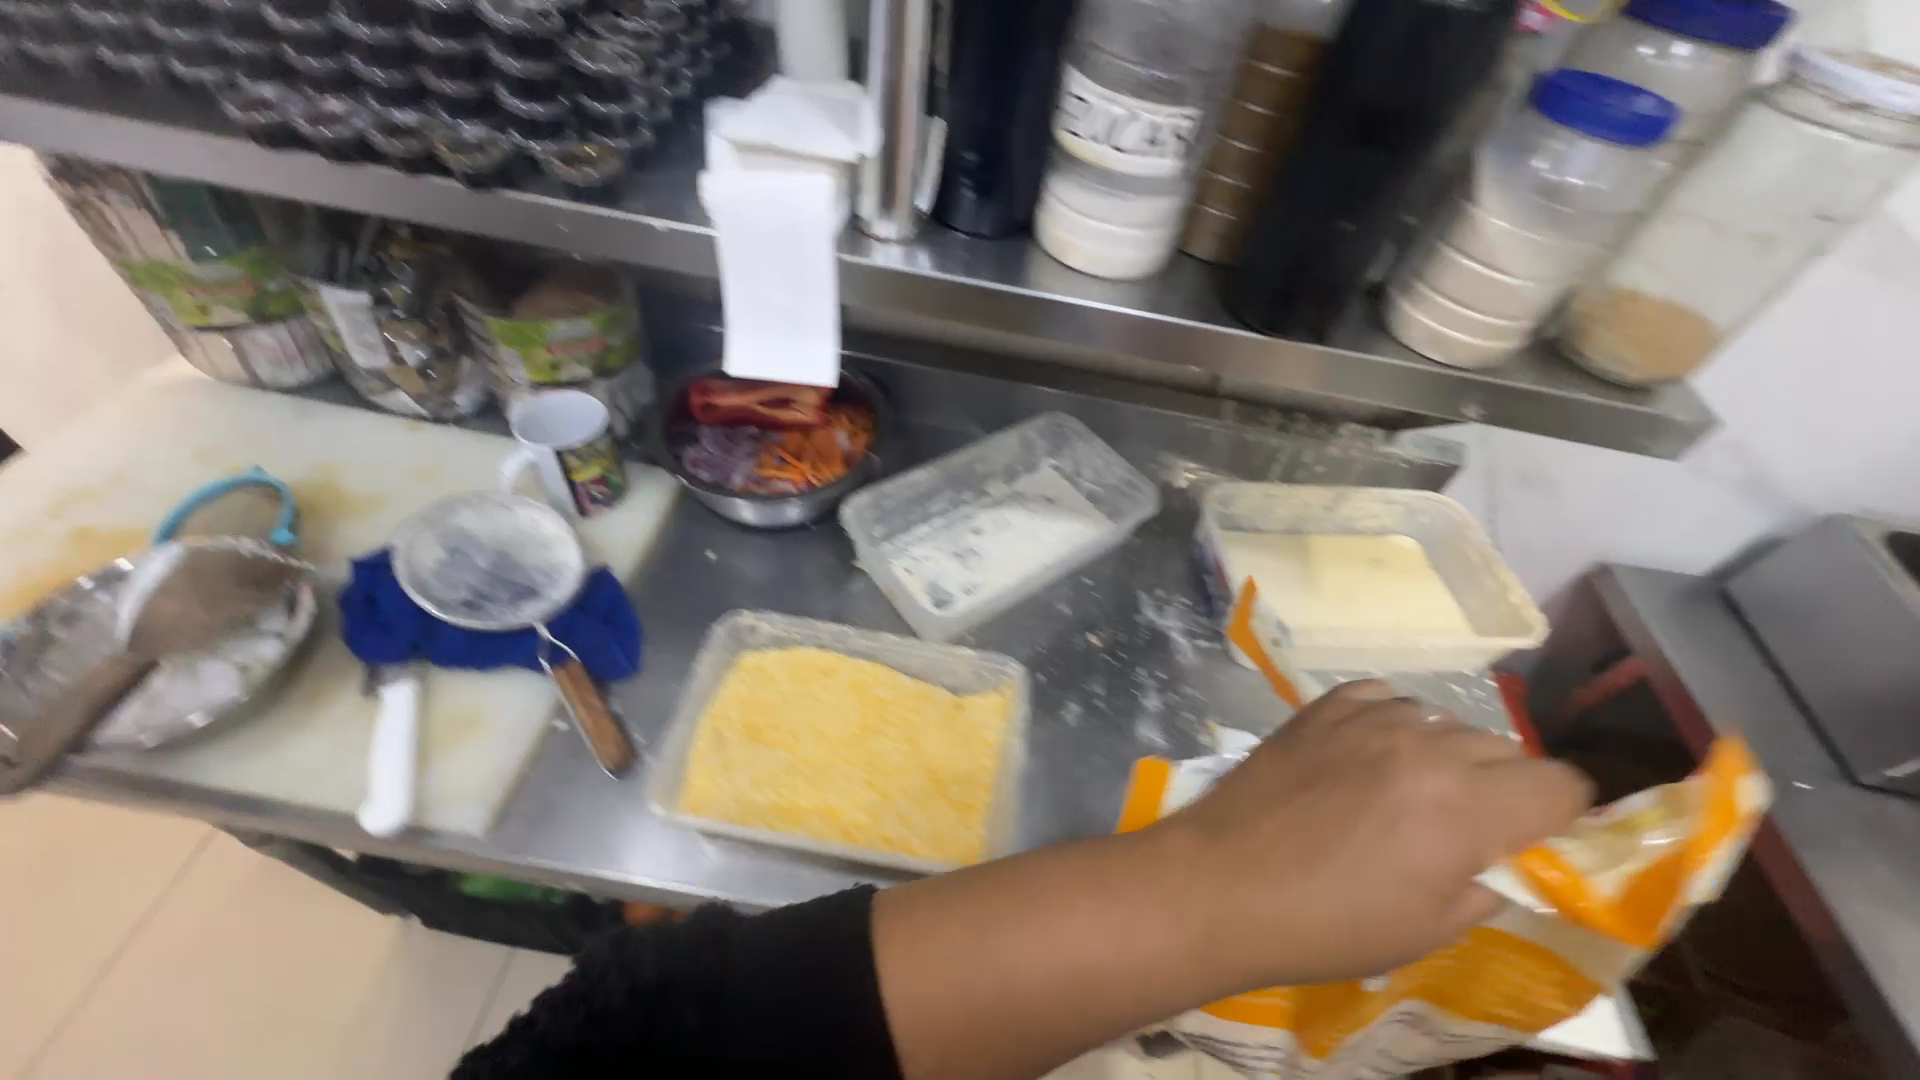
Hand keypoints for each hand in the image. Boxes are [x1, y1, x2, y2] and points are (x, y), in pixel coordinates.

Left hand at [1158, 680, 1593, 987]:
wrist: (1220, 883)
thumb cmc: (1325, 924)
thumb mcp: (1427, 929)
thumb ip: (1482, 884)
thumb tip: (1495, 860)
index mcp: (1465, 806)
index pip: (1559, 782)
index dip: (1560, 811)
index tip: (1537, 835)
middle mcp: (1422, 747)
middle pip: (1500, 747)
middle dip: (1500, 784)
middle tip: (1464, 824)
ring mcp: (1362, 721)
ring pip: (1438, 717)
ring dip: (1441, 750)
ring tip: (1407, 789)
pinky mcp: (1315, 711)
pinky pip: (1377, 696)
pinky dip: (1387, 719)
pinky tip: (1368, 750)